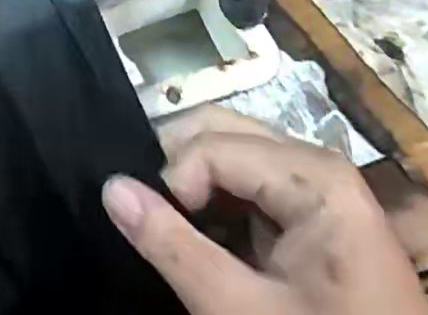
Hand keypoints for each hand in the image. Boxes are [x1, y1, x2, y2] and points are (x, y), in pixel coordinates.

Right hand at [102, 106, 427, 314]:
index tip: (159, 235)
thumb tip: (109, 187)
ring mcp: (317, 183)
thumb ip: (173, 246)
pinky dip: (216, 202)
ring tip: (176, 230)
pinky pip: (247, 181)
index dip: (173, 182)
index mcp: (313, 174)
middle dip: (177, 167)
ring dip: (194, 185)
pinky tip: (205, 238)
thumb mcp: (243, 313)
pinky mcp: (312, 209)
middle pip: (220, 130)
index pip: (211, 145)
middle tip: (153, 217)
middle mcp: (315, 161)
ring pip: (229, 152)